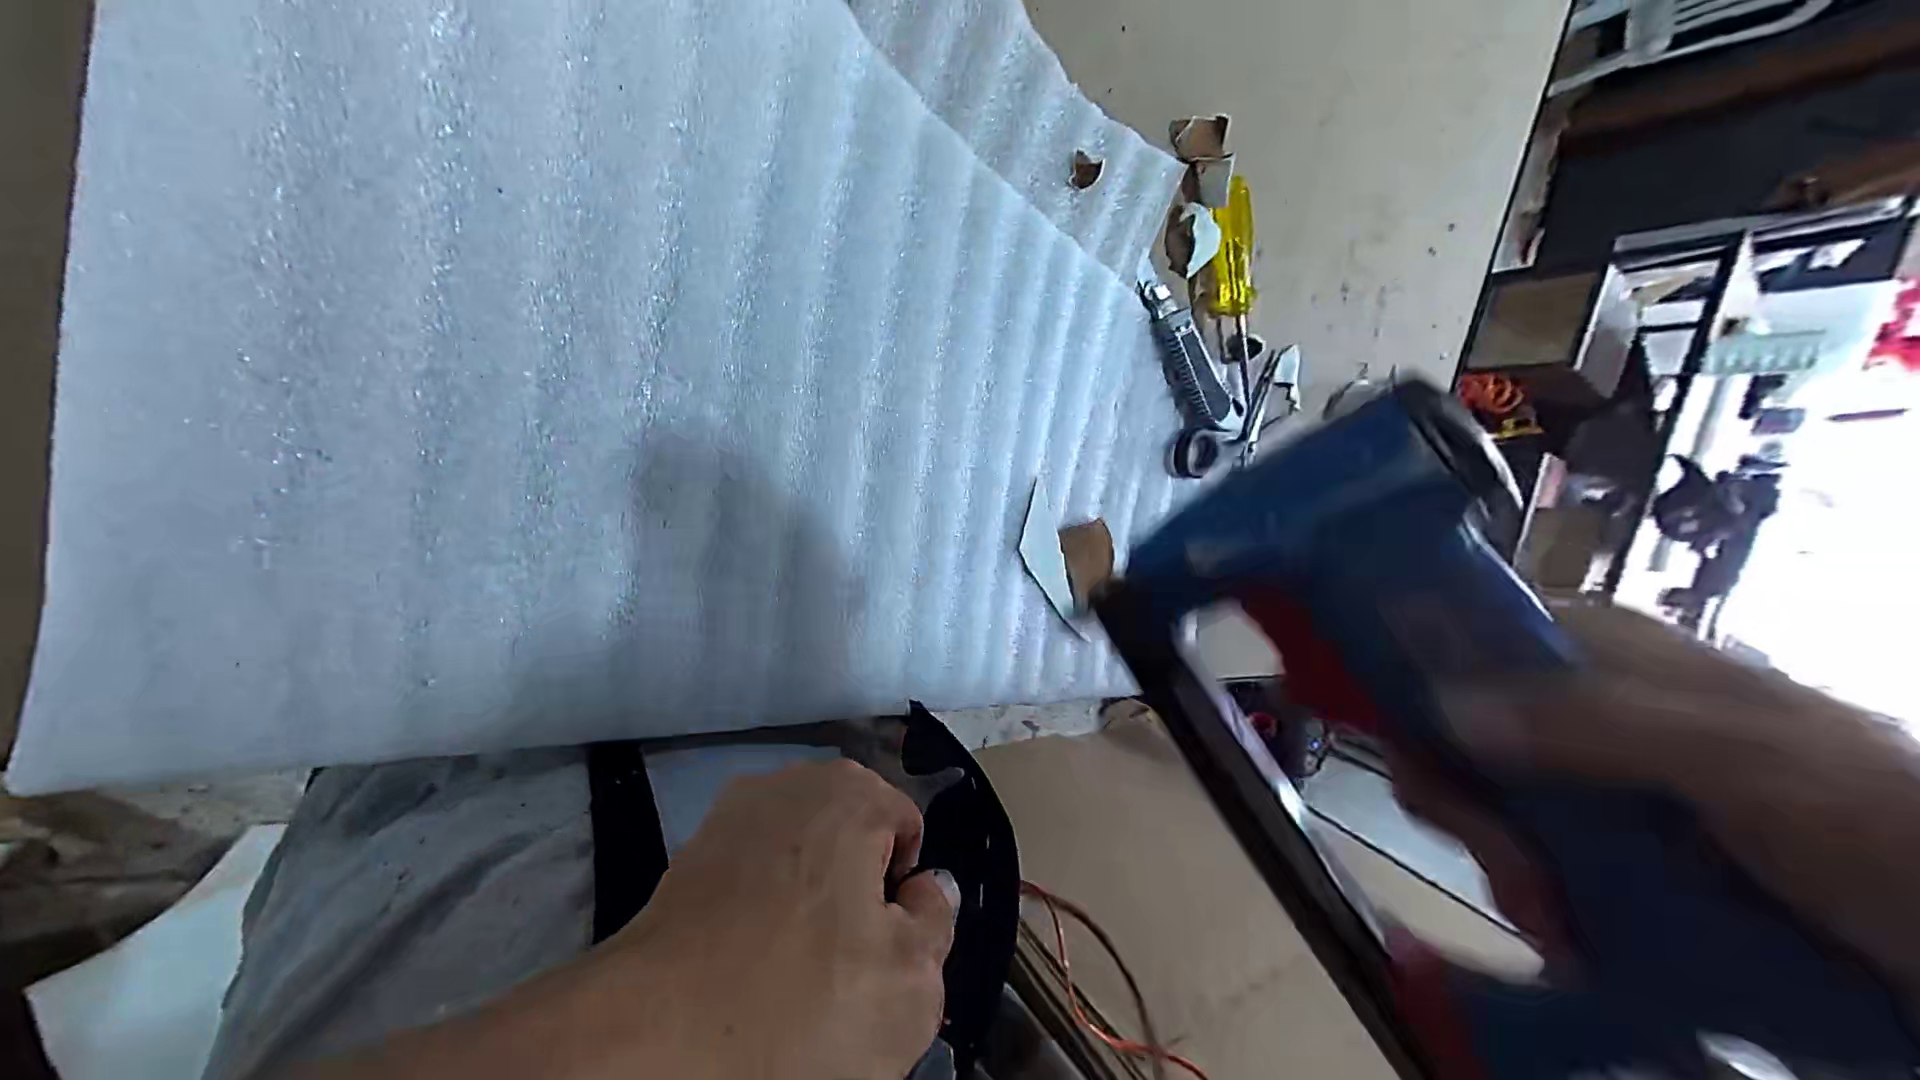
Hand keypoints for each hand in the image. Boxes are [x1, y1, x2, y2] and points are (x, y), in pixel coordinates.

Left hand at [292, 760, 957, 1079]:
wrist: (647, 1044)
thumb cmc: (800, 1003)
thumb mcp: (911, 983)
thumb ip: (938, 920)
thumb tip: (928, 887)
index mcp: (852, 793)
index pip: (906, 831)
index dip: (903, 893)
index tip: (878, 949)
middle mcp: (793, 781)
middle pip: (852, 838)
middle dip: (857, 893)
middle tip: (839, 966)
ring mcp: (733, 812)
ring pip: (801, 856)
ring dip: (806, 901)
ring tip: (786, 969)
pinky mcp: (689, 852)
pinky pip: (752, 873)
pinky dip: (759, 910)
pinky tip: (741, 965)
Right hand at [1428, 604, 1919, 996]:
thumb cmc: (1876, 820)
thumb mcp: (1747, 762)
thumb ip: (1597, 723)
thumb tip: (1444, 711)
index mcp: (1595, 649)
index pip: (1458, 635)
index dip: (1413, 680)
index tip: (1411, 748)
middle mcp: (1569, 699)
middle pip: (1450, 721)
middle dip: (1458, 796)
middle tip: (1502, 861)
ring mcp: (1578, 769)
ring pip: (1474, 787)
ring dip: (1490, 852)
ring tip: (1542, 910)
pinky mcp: (1594, 832)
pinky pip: (1511, 841)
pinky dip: (1517, 883)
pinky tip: (1553, 919)